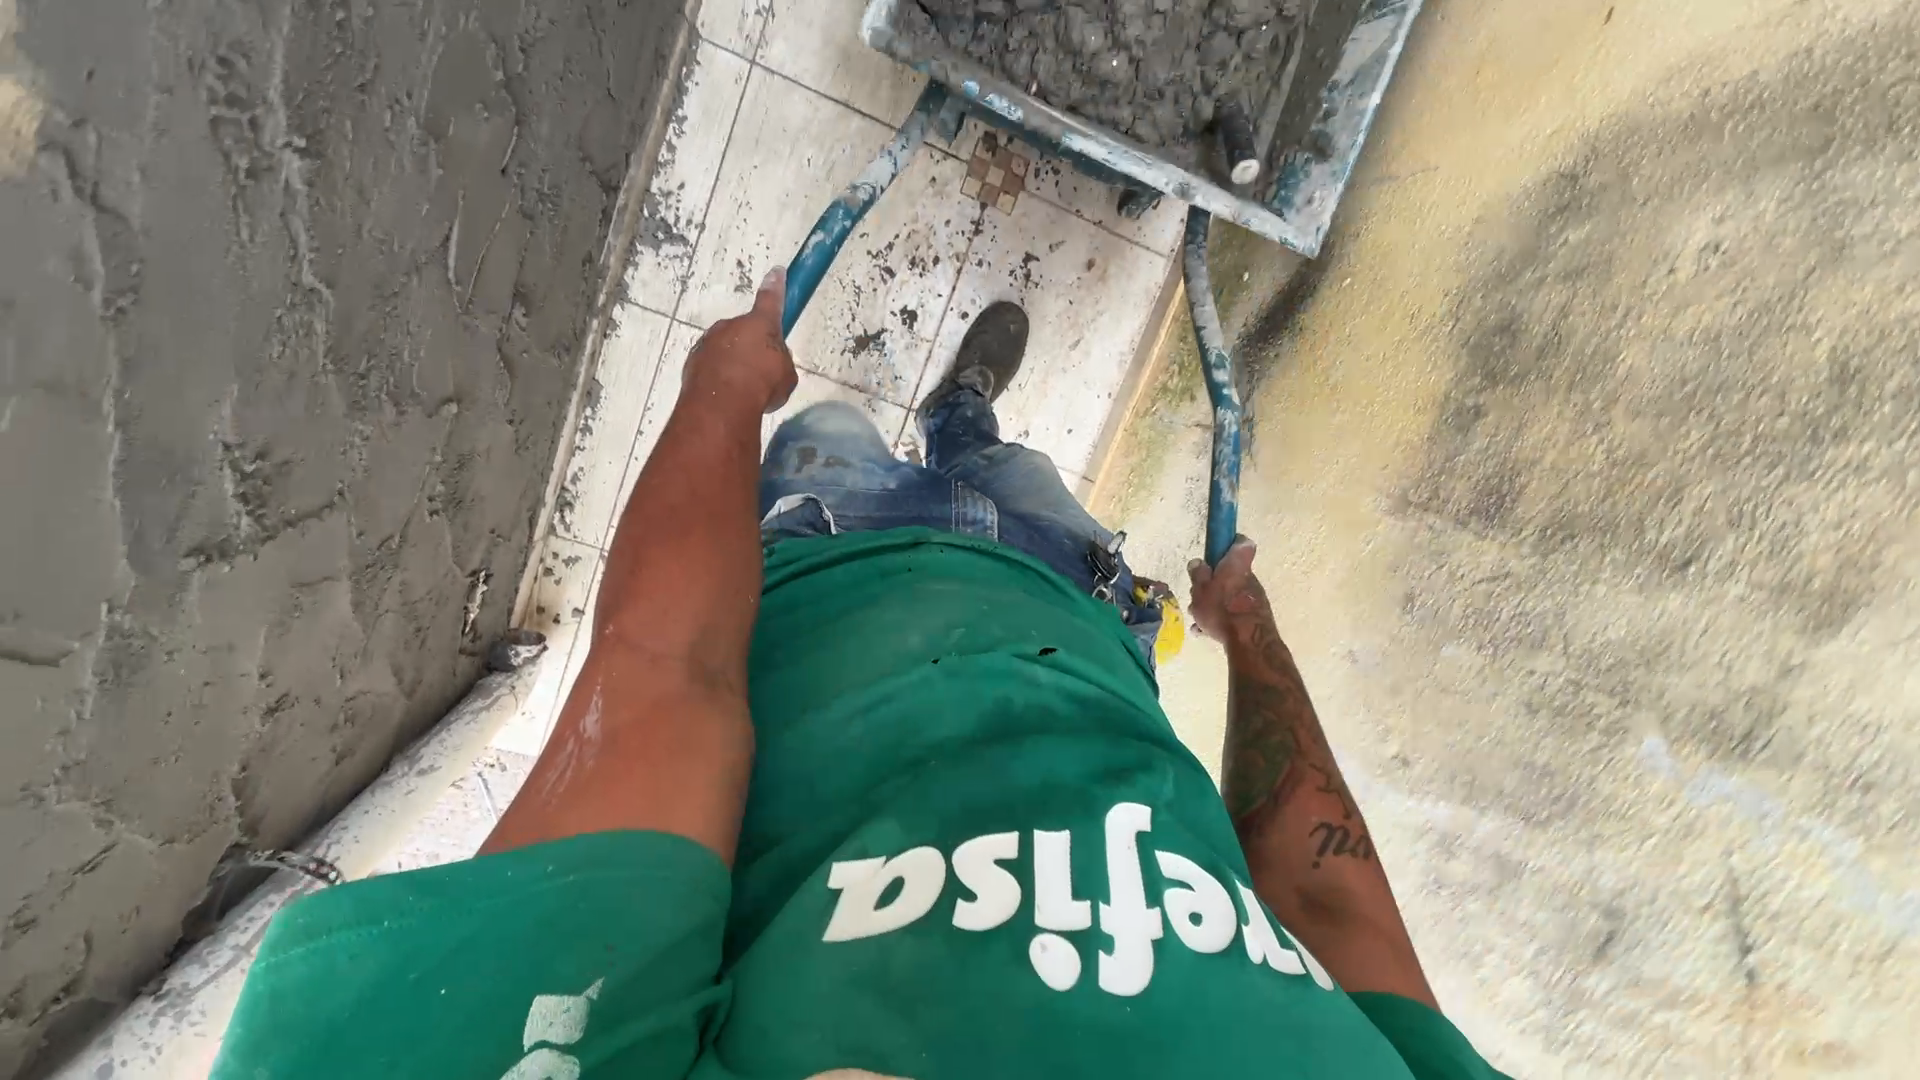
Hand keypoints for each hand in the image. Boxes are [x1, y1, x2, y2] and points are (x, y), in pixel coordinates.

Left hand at [683, 266, 797, 413]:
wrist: (721, 404)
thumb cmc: (761, 386)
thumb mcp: (785, 376)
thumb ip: (781, 362)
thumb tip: (773, 361)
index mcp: (761, 325)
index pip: (771, 300)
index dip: (776, 287)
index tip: (776, 271)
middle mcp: (732, 325)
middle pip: (745, 331)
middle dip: (751, 345)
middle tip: (759, 371)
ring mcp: (709, 341)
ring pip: (725, 347)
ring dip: (733, 362)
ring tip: (741, 388)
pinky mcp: (693, 359)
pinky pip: (711, 363)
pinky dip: (717, 374)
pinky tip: (725, 393)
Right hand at [1186, 535, 1270, 639]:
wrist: (1249, 642)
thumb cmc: (1221, 610)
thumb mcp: (1200, 590)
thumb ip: (1198, 575)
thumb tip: (1198, 563)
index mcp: (1236, 565)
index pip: (1242, 543)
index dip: (1231, 543)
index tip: (1218, 550)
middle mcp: (1250, 578)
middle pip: (1231, 573)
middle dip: (1214, 582)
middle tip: (1197, 594)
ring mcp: (1255, 598)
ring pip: (1230, 595)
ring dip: (1214, 603)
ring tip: (1198, 618)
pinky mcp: (1256, 617)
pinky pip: (1233, 613)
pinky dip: (1220, 619)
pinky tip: (1204, 632)